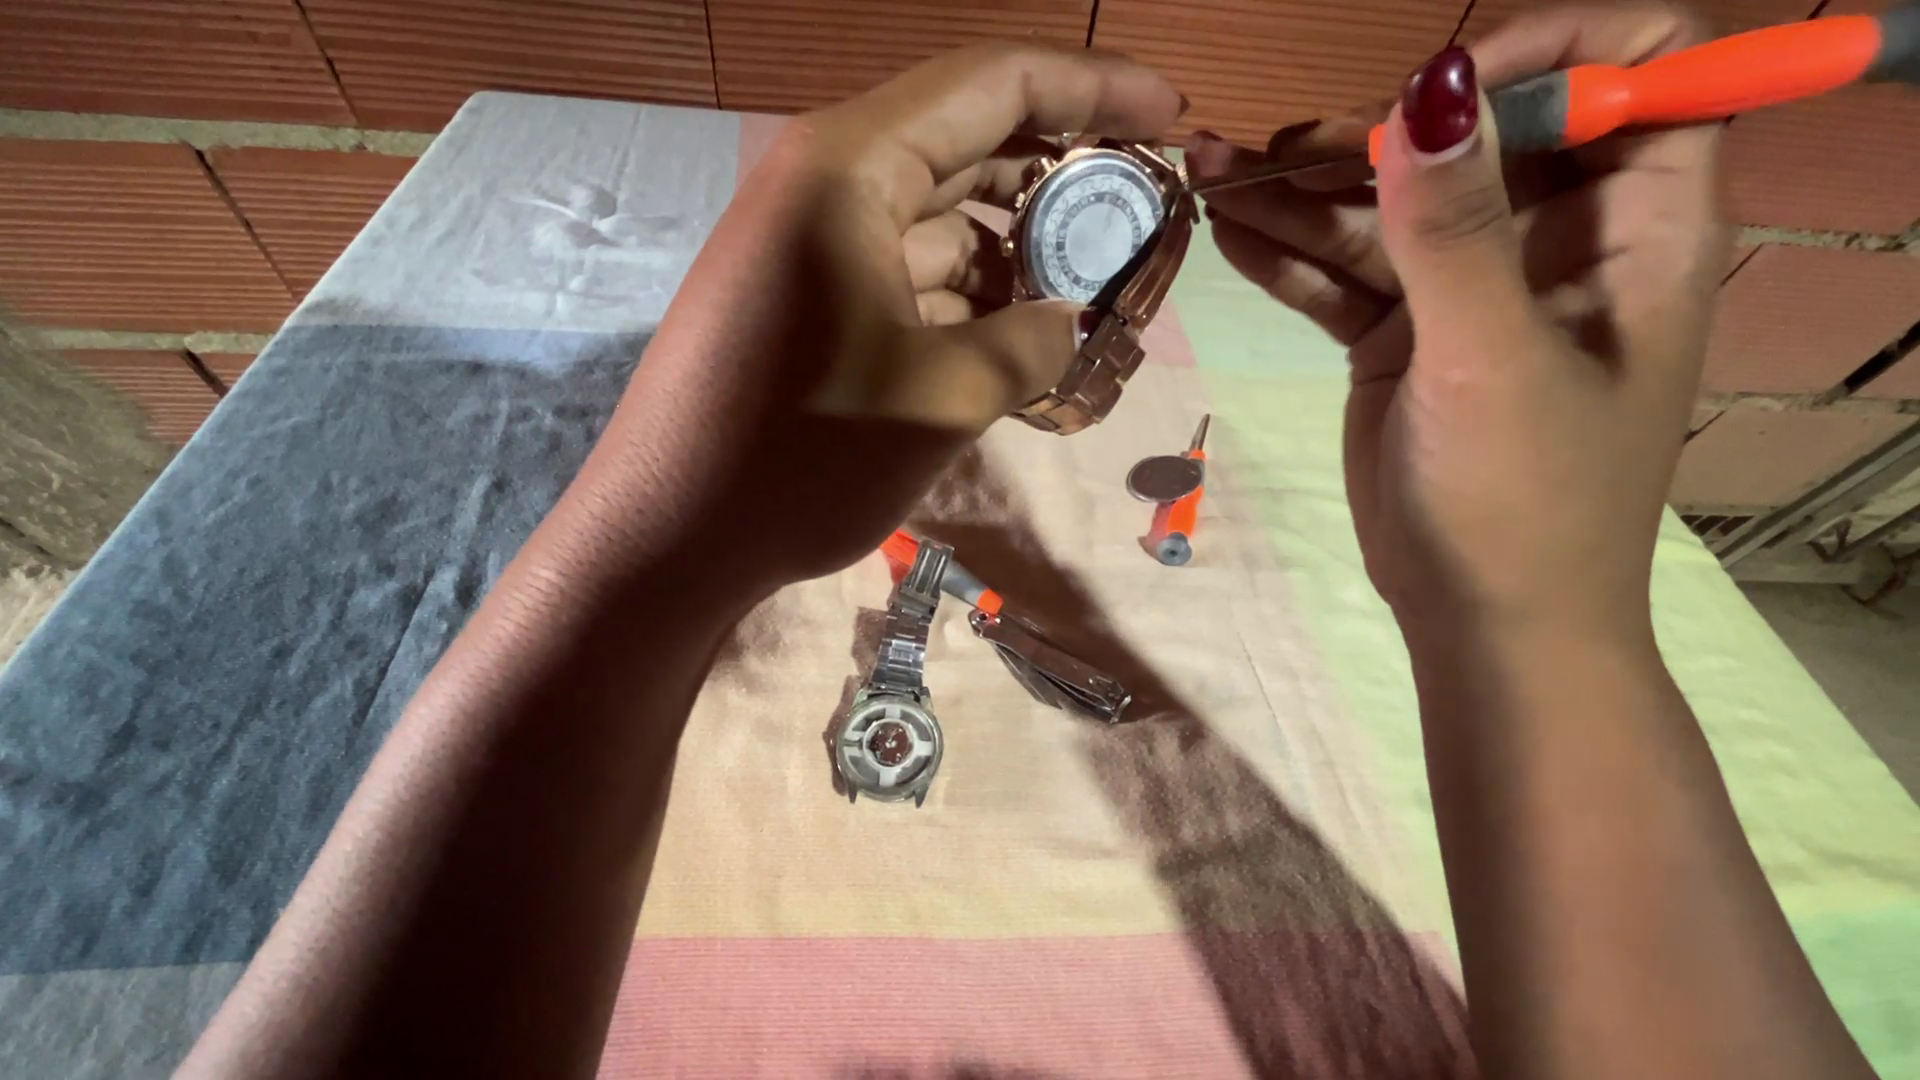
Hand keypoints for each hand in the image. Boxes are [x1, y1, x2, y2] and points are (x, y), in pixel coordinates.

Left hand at [588, 46, 1181, 590]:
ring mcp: (809, 249)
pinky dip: (966, 300)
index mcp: (850, 168)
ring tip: (1094, 289)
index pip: (994, 84)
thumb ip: (1031, 343)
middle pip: (968, 147)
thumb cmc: (801, 459)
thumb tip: (1067, 323)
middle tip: (1140, 214)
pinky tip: (1019, 337)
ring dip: (1016, 251)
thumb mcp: (943, 399)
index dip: (1095, 90)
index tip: (1171, 117)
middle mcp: (823, 185)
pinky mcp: (805, 306)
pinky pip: (906, 279)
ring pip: (939, 223)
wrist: (670, 538)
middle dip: (1060, 178)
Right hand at [1188, 4, 1727, 636]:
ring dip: (1300, 198)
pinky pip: (1341, 280)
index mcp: (1631, 231)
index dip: (1543, 59)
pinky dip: (1287, 260)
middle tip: (1272, 156)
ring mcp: (1464, 296)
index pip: (1633, 77)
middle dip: (1368, 139)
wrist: (1478, 616)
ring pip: (1383, 216)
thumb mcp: (1490, 358)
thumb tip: (1429, 85)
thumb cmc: (1521, 498)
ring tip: (1212, 177)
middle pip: (1466, 147)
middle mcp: (1550, 247)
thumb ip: (1454, 227)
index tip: (1431, 96)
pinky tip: (1227, 233)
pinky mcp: (1400, 342)